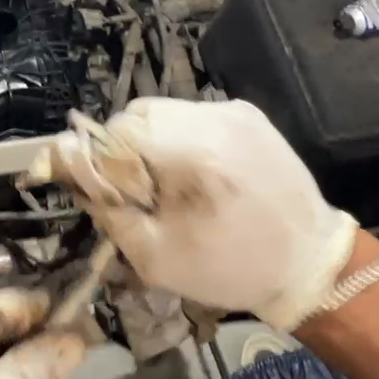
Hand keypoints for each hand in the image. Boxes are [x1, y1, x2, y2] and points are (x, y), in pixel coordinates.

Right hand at [37, 97, 358, 331]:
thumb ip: (107, 208)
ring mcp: (232, 109)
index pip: (116, 130)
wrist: (311, 264)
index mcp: (191, 154)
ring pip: (163, 110)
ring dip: (152, 139)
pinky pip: (191, 114)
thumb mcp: (155, 256)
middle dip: (126, 149)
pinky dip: (181, 136)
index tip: (110, 191)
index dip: (102, 160)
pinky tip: (199, 171)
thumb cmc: (230, 269)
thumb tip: (67, 168)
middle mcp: (212, 118)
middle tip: (141, 191)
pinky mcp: (247, 112)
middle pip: (138, 114)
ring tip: (171, 181)